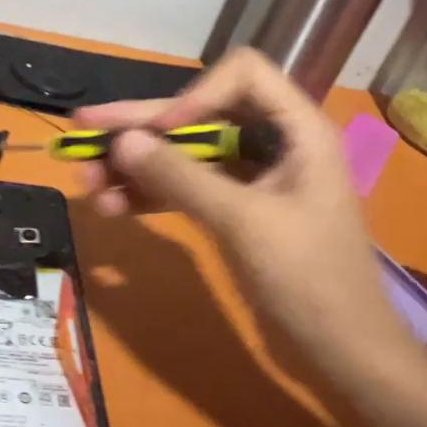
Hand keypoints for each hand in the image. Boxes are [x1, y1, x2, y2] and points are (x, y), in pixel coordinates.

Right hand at [73, 49, 416, 361]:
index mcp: (297, 129)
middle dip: (142, 128)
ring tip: (85, 181)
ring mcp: (254, 177)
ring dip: (138, 165)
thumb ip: (182, 177)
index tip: (159, 132)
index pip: (241, 74)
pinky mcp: (238, 210)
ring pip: (187, 154)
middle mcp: (275, 142)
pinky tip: (112, 207)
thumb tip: (121, 142)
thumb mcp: (244, 223)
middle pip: (200, 114)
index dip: (195, 94)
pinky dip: (152, 194)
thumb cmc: (310, 280)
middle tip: (81, 131)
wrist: (345, 352)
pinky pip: (188, 188)